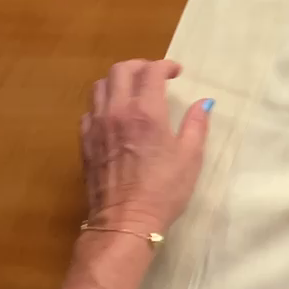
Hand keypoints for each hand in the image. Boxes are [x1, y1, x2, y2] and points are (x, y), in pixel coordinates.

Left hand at [80, 59, 211, 236]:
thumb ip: (196, 124)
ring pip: (100, 86)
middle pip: (120, 70)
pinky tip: (116, 116)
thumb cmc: (163, 190)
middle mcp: (117, 111)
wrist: (124, 222)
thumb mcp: (190, 157)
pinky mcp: (85, 142)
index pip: (152, 71)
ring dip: (118, 81)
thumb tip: (203, 103)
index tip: (176, 73)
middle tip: (155, 76)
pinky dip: (103, 104)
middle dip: (140, 66)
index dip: (166, 66)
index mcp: (146, 111)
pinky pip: (89, 110)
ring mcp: (96, 126)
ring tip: (133, 91)